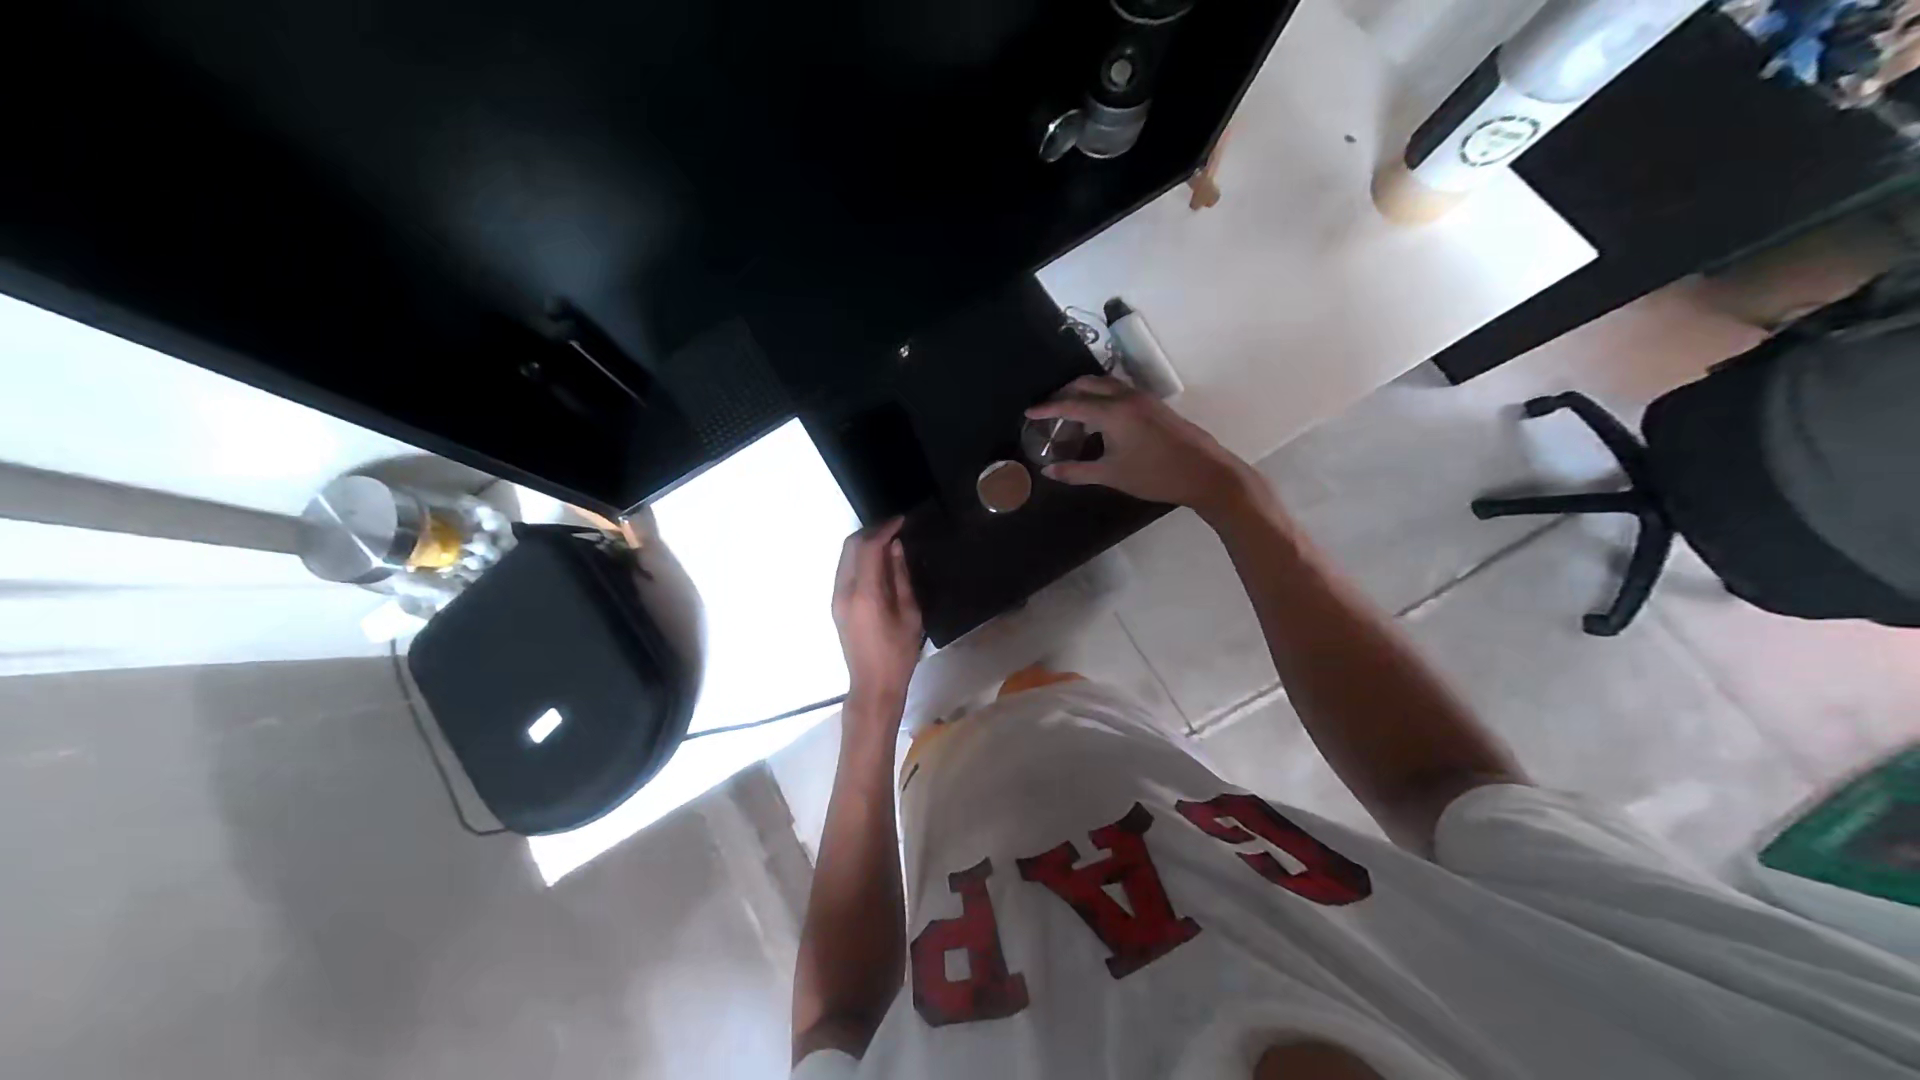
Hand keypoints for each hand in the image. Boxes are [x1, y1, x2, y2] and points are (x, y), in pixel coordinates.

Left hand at [832, 517, 923, 711]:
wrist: (873, 684)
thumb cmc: (898, 653)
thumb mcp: (910, 613)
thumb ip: (901, 577)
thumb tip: (896, 548)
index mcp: (865, 593)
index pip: (868, 547)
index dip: (884, 529)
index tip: (902, 520)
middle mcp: (844, 590)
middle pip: (851, 546)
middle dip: (872, 531)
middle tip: (895, 527)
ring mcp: (836, 597)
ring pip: (845, 556)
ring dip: (864, 543)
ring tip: (889, 540)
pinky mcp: (836, 604)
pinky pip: (845, 569)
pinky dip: (860, 557)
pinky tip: (878, 560)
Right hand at [1026, 376, 1260, 519]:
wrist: (1205, 473)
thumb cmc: (1155, 475)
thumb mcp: (1111, 475)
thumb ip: (1077, 471)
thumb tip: (1048, 471)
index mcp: (1113, 412)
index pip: (1072, 404)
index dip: (1048, 408)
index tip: (1029, 412)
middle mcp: (1126, 397)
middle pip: (1087, 384)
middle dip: (1065, 393)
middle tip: (1048, 409)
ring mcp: (1143, 398)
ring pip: (1105, 385)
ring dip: (1084, 392)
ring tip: (1070, 411)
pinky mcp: (1153, 405)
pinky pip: (1119, 391)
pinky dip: (1101, 397)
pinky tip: (1098, 418)